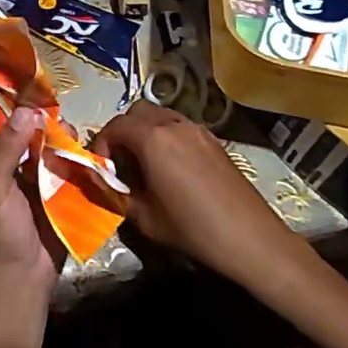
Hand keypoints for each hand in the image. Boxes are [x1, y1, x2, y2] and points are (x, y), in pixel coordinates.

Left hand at [0, 103, 57, 347]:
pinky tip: (82, 137)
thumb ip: (6, 149)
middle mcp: (0, 164)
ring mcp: (26, 177)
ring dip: (52, 128)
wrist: (20, 286)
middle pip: (12, 126)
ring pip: (39, 141)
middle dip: (27, 107)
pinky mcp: (51, 190)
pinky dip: (70, 149)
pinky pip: (60, 161)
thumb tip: (28, 109)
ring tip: (65, 109)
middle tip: (43, 79)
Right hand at [91, 102, 309, 287]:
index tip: (100, 167)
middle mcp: (174, 124)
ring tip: (144, 166)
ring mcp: (197, 128)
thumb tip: (98, 179)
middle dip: (122, 132)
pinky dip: (166, 136)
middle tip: (120, 163)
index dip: (101, 143)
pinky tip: (170, 168)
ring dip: (145, 132)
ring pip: (160, 116)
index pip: (116, 125)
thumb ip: (116, 193)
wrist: (248, 235)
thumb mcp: (145, 218)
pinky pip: (180, 126)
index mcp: (154, 139)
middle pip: (137, 112)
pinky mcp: (213, 139)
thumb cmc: (192, 228)